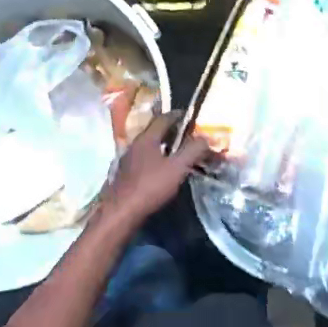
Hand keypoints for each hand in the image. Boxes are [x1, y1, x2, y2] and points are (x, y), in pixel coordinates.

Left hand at [94, 112, 205, 235]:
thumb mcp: (177, 168)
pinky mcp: (126, 173)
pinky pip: (145, 158)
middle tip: (188, 134)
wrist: (122, 211)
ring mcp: (128, 158)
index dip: (178, 115)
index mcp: (147, 138)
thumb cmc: (151, 186)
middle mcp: (135, 144)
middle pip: (155, 130)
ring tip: (178, 151)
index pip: (163, 118)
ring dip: (164, 145)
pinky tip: (163, 169)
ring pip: (149, 145)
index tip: (190, 116)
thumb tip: (206, 138)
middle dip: (172, 130)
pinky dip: (156, 157)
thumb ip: (193, 151)